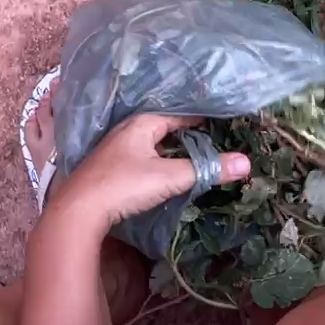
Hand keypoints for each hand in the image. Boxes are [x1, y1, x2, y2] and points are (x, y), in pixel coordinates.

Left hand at [43, 114, 250, 234]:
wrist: (78, 210)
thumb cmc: (123, 185)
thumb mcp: (170, 177)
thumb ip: (207, 169)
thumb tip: (246, 163)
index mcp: (142, 123)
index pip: (180, 113)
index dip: (202, 117)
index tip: (224, 122)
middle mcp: (127, 131)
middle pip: (165, 127)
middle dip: (188, 133)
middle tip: (216, 139)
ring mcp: (116, 150)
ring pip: (152, 143)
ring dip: (172, 149)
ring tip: (197, 156)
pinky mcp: (110, 168)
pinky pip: (143, 157)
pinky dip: (159, 161)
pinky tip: (168, 172)